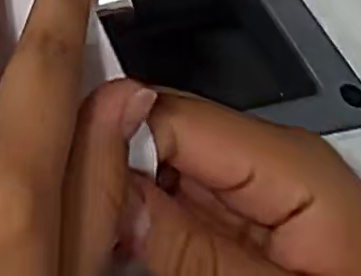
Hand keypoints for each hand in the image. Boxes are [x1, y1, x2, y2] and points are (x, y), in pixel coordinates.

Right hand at [61, 85, 360, 275]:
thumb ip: (198, 248)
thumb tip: (111, 194)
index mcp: (290, 159)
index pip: (167, 112)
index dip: (109, 137)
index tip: (70, 175)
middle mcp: (266, 160)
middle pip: (156, 132)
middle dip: (109, 164)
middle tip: (71, 204)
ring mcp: (251, 192)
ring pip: (155, 168)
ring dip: (119, 193)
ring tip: (89, 222)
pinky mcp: (241, 224)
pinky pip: (172, 202)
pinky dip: (140, 219)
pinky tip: (119, 236)